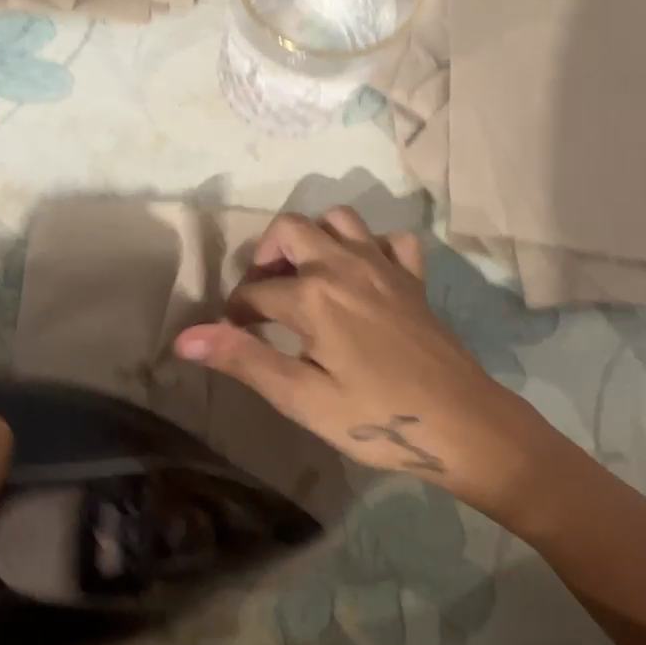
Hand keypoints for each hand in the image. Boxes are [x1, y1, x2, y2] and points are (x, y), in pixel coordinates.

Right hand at [174, 208, 552, 511]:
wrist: (462, 425)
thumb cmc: (375, 417)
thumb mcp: (301, 397)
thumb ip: (243, 358)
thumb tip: (183, 337)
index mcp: (313, 295)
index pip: (255, 291)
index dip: (235, 313)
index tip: (233, 335)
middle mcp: (345, 265)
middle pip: (289, 229)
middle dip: (266, 257)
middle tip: (264, 298)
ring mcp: (384, 266)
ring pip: (338, 219)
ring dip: (313, 239)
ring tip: (305, 279)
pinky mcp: (413, 278)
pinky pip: (389, 240)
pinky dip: (370, 247)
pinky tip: (362, 278)